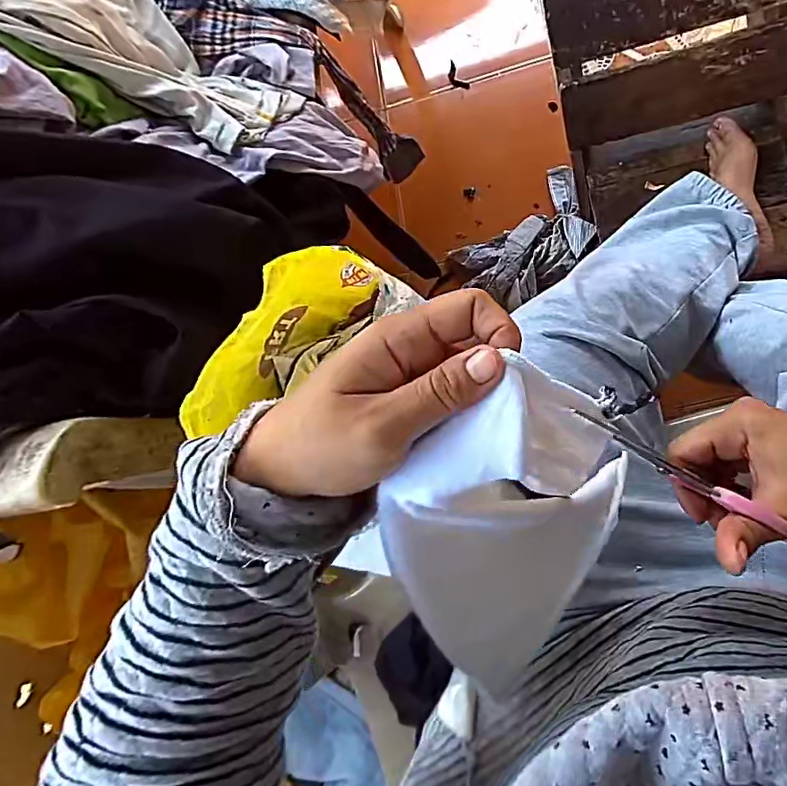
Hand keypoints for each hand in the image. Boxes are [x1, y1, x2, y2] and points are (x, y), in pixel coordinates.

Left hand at [232, 288, 521, 497]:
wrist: (279, 479)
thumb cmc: (321, 447)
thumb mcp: (382, 425)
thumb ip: (439, 392)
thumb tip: (496, 358)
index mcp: (400, 337)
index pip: (469, 306)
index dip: (498, 331)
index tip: (507, 375)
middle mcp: (413, 347)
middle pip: (476, 336)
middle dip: (498, 366)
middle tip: (498, 410)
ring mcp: (416, 374)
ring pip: (472, 366)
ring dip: (487, 391)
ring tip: (485, 426)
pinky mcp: (418, 399)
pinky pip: (459, 392)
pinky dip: (473, 408)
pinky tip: (471, 432)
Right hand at [666, 397, 786, 574]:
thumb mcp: (778, 513)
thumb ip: (743, 534)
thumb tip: (728, 564)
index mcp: (739, 422)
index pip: (685, 450)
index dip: (686, 487)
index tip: (706, 518)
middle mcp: (740, 418)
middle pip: (697, 457)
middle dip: (705, 495)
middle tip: (728, 523)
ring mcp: (751, 427)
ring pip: (712, 463)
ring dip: (719, 495)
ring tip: (741, 518)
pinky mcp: (760, 440)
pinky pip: (729, 463)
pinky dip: (732, 488)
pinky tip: (748, 506)